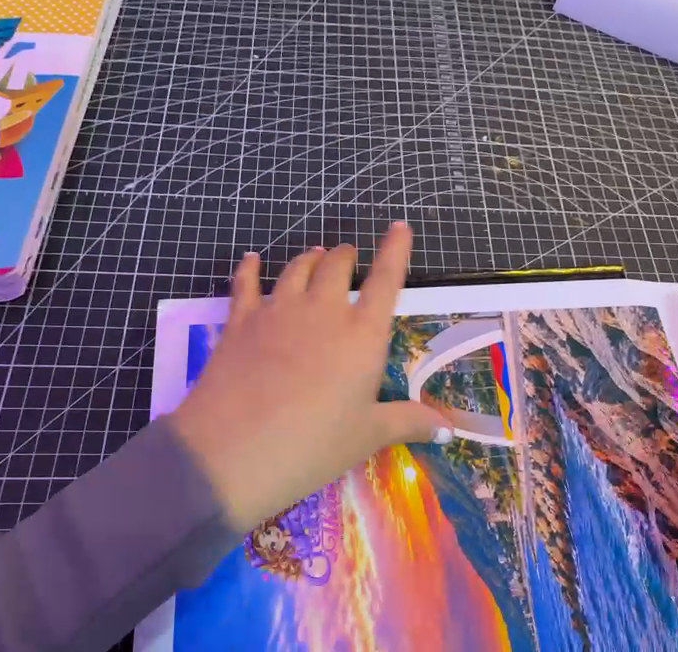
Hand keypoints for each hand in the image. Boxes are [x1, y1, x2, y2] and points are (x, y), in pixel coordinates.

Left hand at [168, 222, 451, 531]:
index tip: (398, 226)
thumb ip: (407, 422)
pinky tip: (252, 259)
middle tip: (348, 256)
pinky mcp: (241, 320)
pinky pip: (247, 283)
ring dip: (310, 258)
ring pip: (297, 268)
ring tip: (316, 255)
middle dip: (346, 255)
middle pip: (337, 265)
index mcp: (361, 334)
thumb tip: (446, 427)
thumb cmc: (311, 447)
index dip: (395, 250)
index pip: (386, 280)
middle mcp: (323, 310)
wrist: (231, 452)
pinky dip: (251, 268)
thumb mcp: (366, 438)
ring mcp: (278, 311)